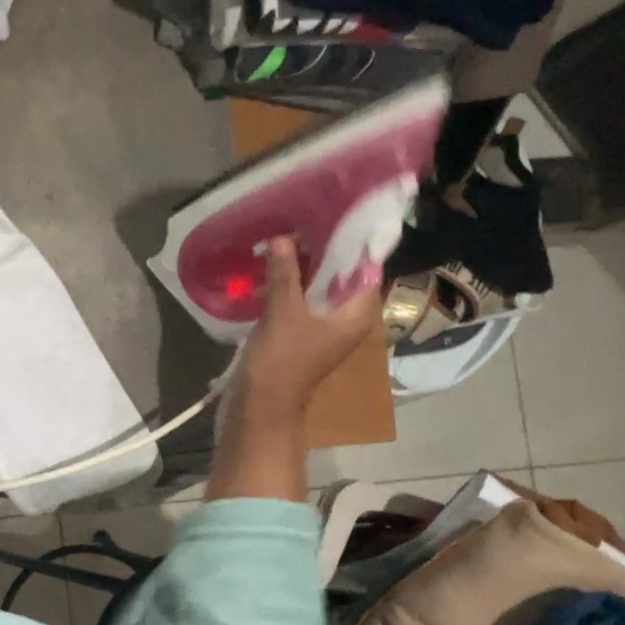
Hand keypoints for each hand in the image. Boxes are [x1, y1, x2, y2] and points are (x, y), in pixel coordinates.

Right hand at [233, 236, 383, 412]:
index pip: (365, 266)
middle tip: (299, 226)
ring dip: (300, 271)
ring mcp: (323, 330)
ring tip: (280, 247)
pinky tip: (269, 277)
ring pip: (318, 290)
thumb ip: (284, 274)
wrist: (259, 407)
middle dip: (321, 254)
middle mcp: (347, 319)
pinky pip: (300, 304)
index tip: (331, 217)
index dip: (350, 242)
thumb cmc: (281, 361)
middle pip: (341, 277)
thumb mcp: (282, 313)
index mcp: (357, 313)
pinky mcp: (300, 338)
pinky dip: (288, 290)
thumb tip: (282, 238)